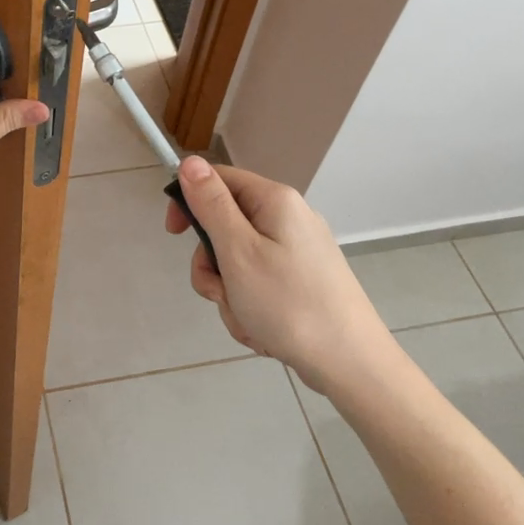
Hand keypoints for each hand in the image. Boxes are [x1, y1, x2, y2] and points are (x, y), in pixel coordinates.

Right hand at [166, 156, 391, 390]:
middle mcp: (289, 219)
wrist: (350, 363)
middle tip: (221, 292)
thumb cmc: (289, 304)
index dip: (190, 201)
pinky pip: (259, 286)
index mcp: (275, 201)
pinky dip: (251, 308)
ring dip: (231, 293)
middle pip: (226, 226)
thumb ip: (211, 204)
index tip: (174, 234)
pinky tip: (264, 331)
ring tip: (248, 319)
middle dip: (214, 265)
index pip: (218, 180)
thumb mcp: (238, 251)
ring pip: (238, 263)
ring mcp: (298, 252)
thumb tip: (190, 161)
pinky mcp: (302, 281)